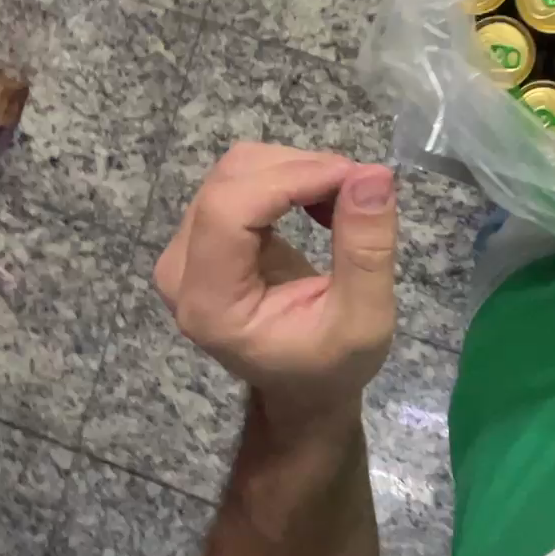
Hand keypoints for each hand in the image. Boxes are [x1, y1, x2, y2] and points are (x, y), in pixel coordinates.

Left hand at [154, 142, 397, 424]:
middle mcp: (181, 269)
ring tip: (345, 201)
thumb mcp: (366, 319)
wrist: (301, 386)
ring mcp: (187, 247)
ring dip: (300, 169)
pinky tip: (322, 204)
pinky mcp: (204, 231)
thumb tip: (373, 174)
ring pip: (239, 169)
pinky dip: (292, 177)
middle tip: (360, 189)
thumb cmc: (331, 365)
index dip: (291, 178)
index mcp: (210, 303)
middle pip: (233, 179)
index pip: (230, 209)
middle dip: (303, 169)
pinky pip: (245, 179)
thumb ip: (366, 250)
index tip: (353, 176)